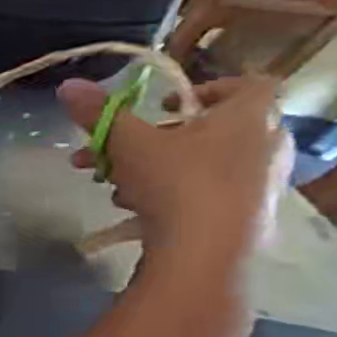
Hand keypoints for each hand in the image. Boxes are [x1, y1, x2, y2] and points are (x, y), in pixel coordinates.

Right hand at [58, 75, 292, 260]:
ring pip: (205, 163)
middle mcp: (268, 145)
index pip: (249, 84)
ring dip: (160, 167)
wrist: (207, 252)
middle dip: (161, 136)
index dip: (208, 88)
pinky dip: (176, 194)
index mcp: (250, 117)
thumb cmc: (177, 182)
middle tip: (124, 148)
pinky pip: (210, 193)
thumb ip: (100, 113)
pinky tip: (138, 209)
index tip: (165, 106)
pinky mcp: (251, 218)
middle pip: (214, 128)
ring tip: (117, 185)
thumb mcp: (127, 142)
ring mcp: (263, 185)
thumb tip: (69, 85)